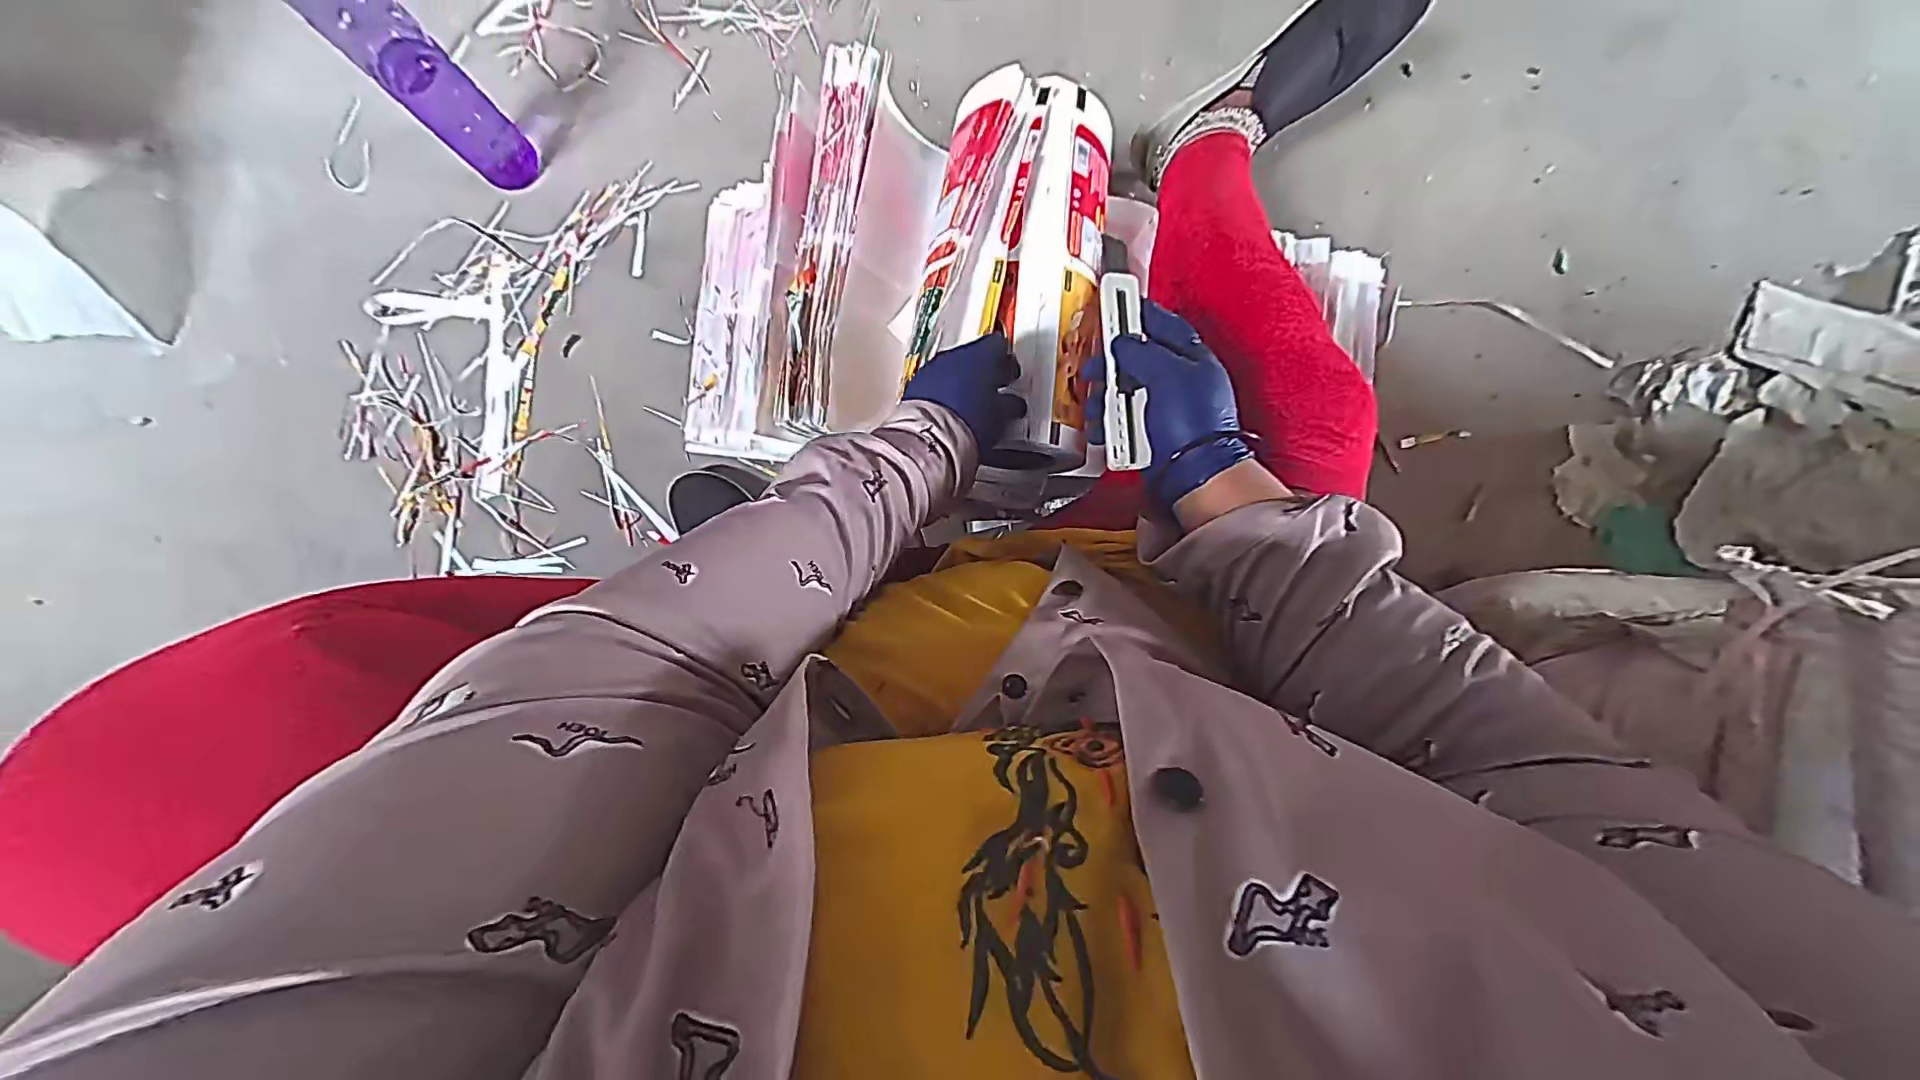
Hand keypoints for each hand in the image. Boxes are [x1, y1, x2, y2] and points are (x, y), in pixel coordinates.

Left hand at [901, 333, 1025, 452]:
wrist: (931, 439)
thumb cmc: (967, 423)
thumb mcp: (1000, 415)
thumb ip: (1009, 403)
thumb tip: (1012, 405)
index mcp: (980, 356)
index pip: (998, 345)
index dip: (1006, 361)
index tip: (1009, 373)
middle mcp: (954, 356)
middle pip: (973, 355)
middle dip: (984, 371)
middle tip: (993, 389)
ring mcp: (932, 370)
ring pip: (952, 368)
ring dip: (962, 382)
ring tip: (971, 404)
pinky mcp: (916, 387)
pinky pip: (934, 382)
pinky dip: (944, 392)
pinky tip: (951, 410)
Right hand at [1084, 300, 1252, 511]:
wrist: (1193, 474)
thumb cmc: (1193, 425)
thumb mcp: (1168, 375)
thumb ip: (1142, 352)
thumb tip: (1123, 341)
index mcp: (1192, 359)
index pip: (1163, 324)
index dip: (1138, 313)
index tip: (1117, 303)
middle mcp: (1179, 382)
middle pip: (1137, 359)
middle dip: (1111, 363)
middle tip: (1094, 366)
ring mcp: (1164, 408)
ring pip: (1125, 391)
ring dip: (1105, 397)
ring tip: (1096, 406)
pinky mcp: (1150, 433)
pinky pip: (1122, 419)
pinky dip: (1108, 422)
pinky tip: (1101, 427)